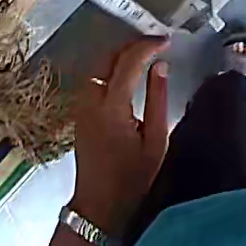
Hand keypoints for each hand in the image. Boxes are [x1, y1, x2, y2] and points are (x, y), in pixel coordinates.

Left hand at [69, 37, 169, 236]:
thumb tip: (161, 66)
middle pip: (108, 57)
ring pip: (98, 64)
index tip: (166, 41)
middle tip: (156, 44)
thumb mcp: (156, 141)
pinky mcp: (79, 110)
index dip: (147, 46)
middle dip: (132, 45)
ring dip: (120, 54)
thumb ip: (158, 99)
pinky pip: (94, 77)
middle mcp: (90, 99)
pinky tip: (127, 71)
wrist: (99, 204)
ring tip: (145, 54)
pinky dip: (111, 66)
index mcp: (111, 106)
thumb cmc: (132, 178)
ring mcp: (81, 104)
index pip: (128, 62)